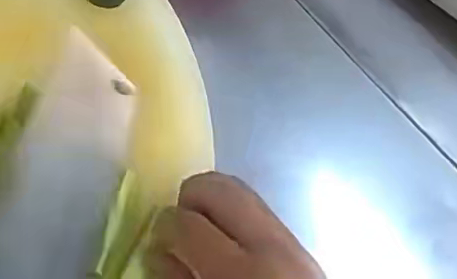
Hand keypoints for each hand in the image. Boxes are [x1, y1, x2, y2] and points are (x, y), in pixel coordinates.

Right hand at [147, 173, 323, 278]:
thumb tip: (158, 253)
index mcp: (241, 271)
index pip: (185, 223)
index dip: (163, 230)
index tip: (156, 245)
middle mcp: (269, 244)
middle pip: (212, 186)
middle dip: (187, 203)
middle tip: (179, 235)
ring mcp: (290, 241)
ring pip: (235, 188)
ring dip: (210, 205)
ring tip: (203, 238)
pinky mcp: (300, 245)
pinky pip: (255, 208)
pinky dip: (233, 217)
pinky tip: (230, 247)